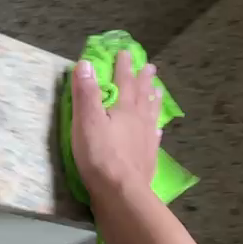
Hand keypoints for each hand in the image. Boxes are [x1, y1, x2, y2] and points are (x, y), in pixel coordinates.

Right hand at [70, 50, 160, 198]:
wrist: (121, 191)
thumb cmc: (100, 155)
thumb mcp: (86, 121)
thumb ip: (85, 93)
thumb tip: (85, 64)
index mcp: (124, 109)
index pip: (124, 81)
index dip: (123, 66)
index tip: (125, 52)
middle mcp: (139, 120)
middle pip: (143, 95)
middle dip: (143, 79)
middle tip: (149, 67)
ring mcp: (146, 138)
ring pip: (151, 113)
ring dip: (153, 99)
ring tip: (157, 91)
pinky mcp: (147, 156)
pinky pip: (153, 135)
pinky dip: (154, 127)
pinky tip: (157, 128)